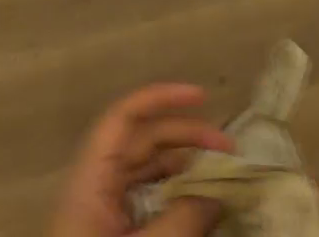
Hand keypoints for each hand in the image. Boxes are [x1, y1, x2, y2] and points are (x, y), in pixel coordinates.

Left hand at [48, 83, 235, 236]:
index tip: (202, 96)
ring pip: (146, 172)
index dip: (159, 98)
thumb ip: (182, 221)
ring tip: (222, 175)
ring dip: (184, 167)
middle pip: (140, 142)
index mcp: (89, 181)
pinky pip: (146, 200)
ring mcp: (100, 213)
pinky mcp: (110, 234)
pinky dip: (175, 196)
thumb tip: (215, 194)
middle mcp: (93, 187)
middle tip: (230, 148)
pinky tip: (203, 205)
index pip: (122, 119)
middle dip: (185, 137)